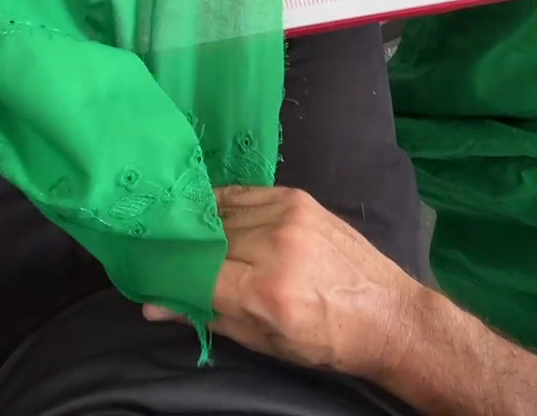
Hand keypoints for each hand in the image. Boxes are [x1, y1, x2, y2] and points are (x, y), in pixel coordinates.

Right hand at [145, 186, 423, 376]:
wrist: (385, 312)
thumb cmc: (324, 339)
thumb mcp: (264, 342)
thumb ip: (205, 316)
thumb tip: (152, 304)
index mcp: (267, 292)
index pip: (196, 272)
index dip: (170, 272)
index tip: (151, 273)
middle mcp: (274, 246)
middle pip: (206, 238)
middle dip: (185, 248)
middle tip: (166, 254)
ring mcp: (286, 215)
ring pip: (222, 212)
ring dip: (203, 226)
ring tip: (190, 236)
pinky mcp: (295, 196)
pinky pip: (243, 194)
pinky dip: (224, 205)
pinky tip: (216, 215)